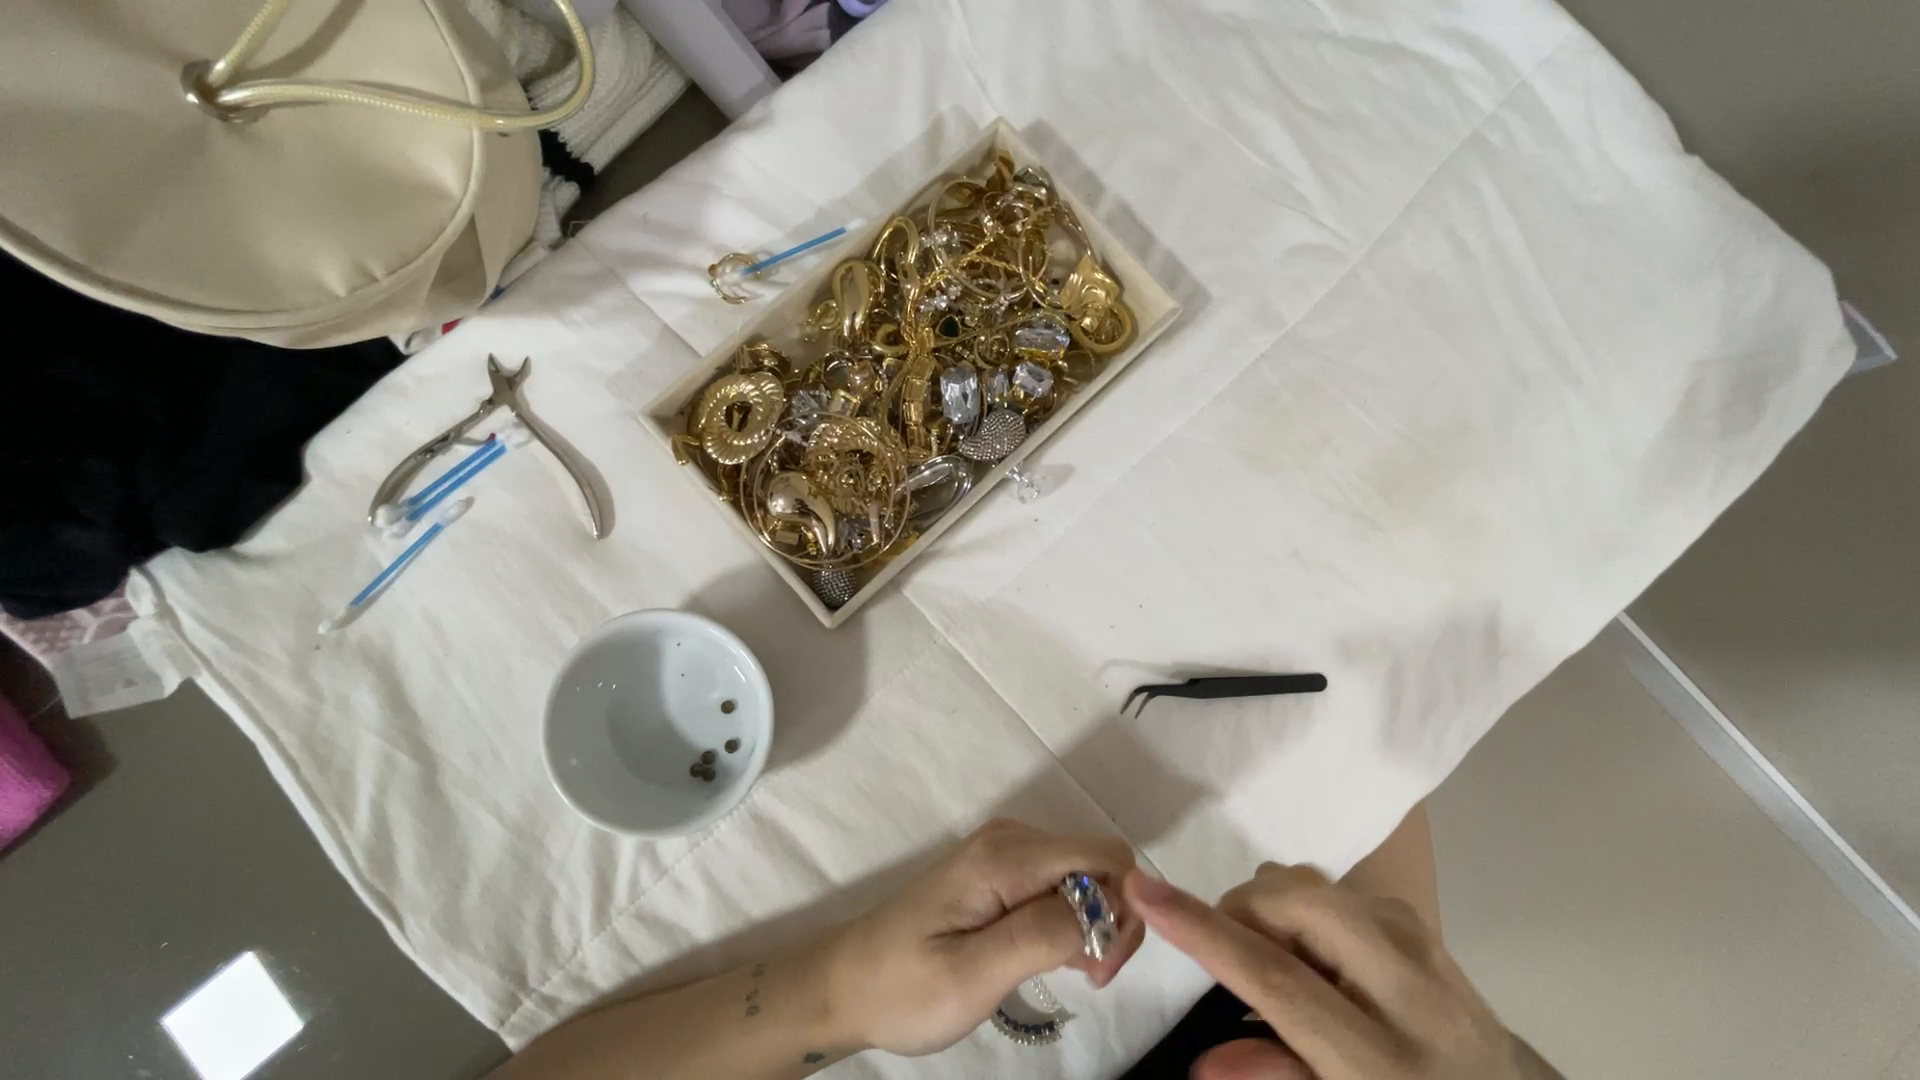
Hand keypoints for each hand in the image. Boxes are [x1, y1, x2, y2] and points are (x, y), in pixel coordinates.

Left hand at [821, 818, 1146, 1057]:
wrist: (847, 983)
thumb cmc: (904, 987)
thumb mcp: (971, 975)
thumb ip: (1041, 936)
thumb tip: (1108, 906)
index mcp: (1006, 855)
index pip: (1105, 855)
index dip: (1123, 906)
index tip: (1102, 965)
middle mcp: (1011, 839)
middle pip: (1099, 864)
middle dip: (1111, 921)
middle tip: (1087, 979)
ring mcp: (1004, 852)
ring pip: (1084, 876)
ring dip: (1092, 926)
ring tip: (1067, 975)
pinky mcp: (1000, 871)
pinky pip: (1060, 885)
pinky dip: (1071, 922)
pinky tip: (1050, 956)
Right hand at [1125, 865, 1561, 1079]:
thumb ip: (1275, 1077)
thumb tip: (1200, 1064)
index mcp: (1386, 1062)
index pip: (1275, 978)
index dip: (1202, 931)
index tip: (1143, 890)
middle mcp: (1411, 992)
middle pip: (1300, 902)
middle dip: (1242, 906)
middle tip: (1227, 946)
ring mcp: (1423, 947)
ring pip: (1313, 884)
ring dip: (1271, 909)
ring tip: (1275, 959)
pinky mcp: (1420, 924)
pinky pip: (1334, 889)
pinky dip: (1300, 909)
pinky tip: (1311, 954)